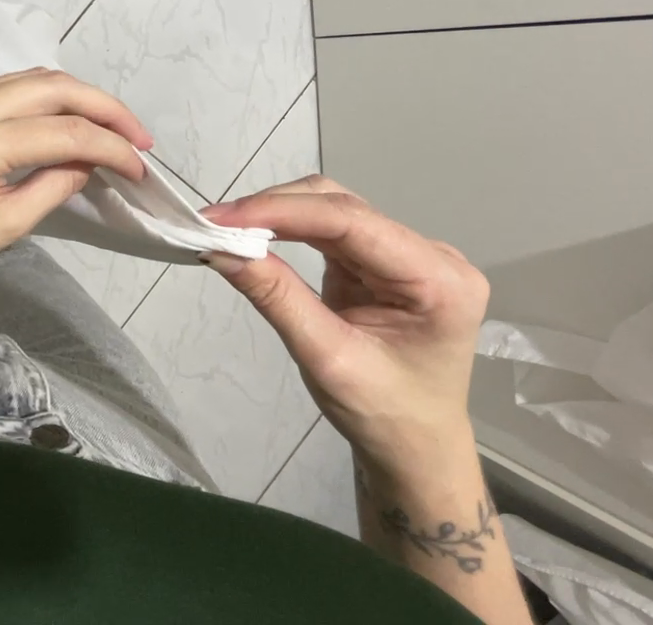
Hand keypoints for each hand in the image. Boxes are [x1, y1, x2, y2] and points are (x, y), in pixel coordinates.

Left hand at [0, 69, 150, 291]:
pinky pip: (11, 88)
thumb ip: (55, 186)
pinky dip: (50, 98)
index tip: (140, 167)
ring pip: (33, 79)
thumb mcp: (4, 226)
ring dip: (79, 97)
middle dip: (104, 108)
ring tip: (114, 128)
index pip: (62, 131)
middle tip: (138, 138)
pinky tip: (72, 120)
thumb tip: (92, 161)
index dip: (110, 146)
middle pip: (52, 87)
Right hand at [200, 176, 489, 472]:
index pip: (351, 222)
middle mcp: (430, 255)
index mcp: (439, 281)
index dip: (282, 211)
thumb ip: (276, 297)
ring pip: (330, 208)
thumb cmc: (382, 413)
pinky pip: (327, 227)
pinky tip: (253, 234)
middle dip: (273, 208)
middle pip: (340, 206)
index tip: (221, 218)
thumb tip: (219, 250)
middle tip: (213, 223)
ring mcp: (406, 253)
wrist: (413, 446)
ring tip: (226, 228)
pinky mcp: (380, 258)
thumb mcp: (325, 358)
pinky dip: (284, 227)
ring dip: (274, 213)